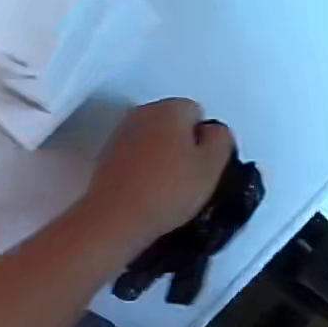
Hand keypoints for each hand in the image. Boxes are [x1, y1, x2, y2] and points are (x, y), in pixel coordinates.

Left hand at [79, 98, 234, 251]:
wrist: (116, 219)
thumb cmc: (167, 192)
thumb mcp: (212, 167)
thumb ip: (222, 139)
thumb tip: (214, 133)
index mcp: (170, 107)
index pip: (197, 112)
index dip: (205, 139)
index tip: (203, 166)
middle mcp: (141, 113)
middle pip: (172, 123)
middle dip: (182, 144)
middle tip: (188, 178)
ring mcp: (120, 134)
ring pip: (152, 140)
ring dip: (161, 157)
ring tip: (167, 189)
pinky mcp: (105, 156)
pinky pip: (134, 157)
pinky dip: (142, 169)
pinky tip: (147, 193)